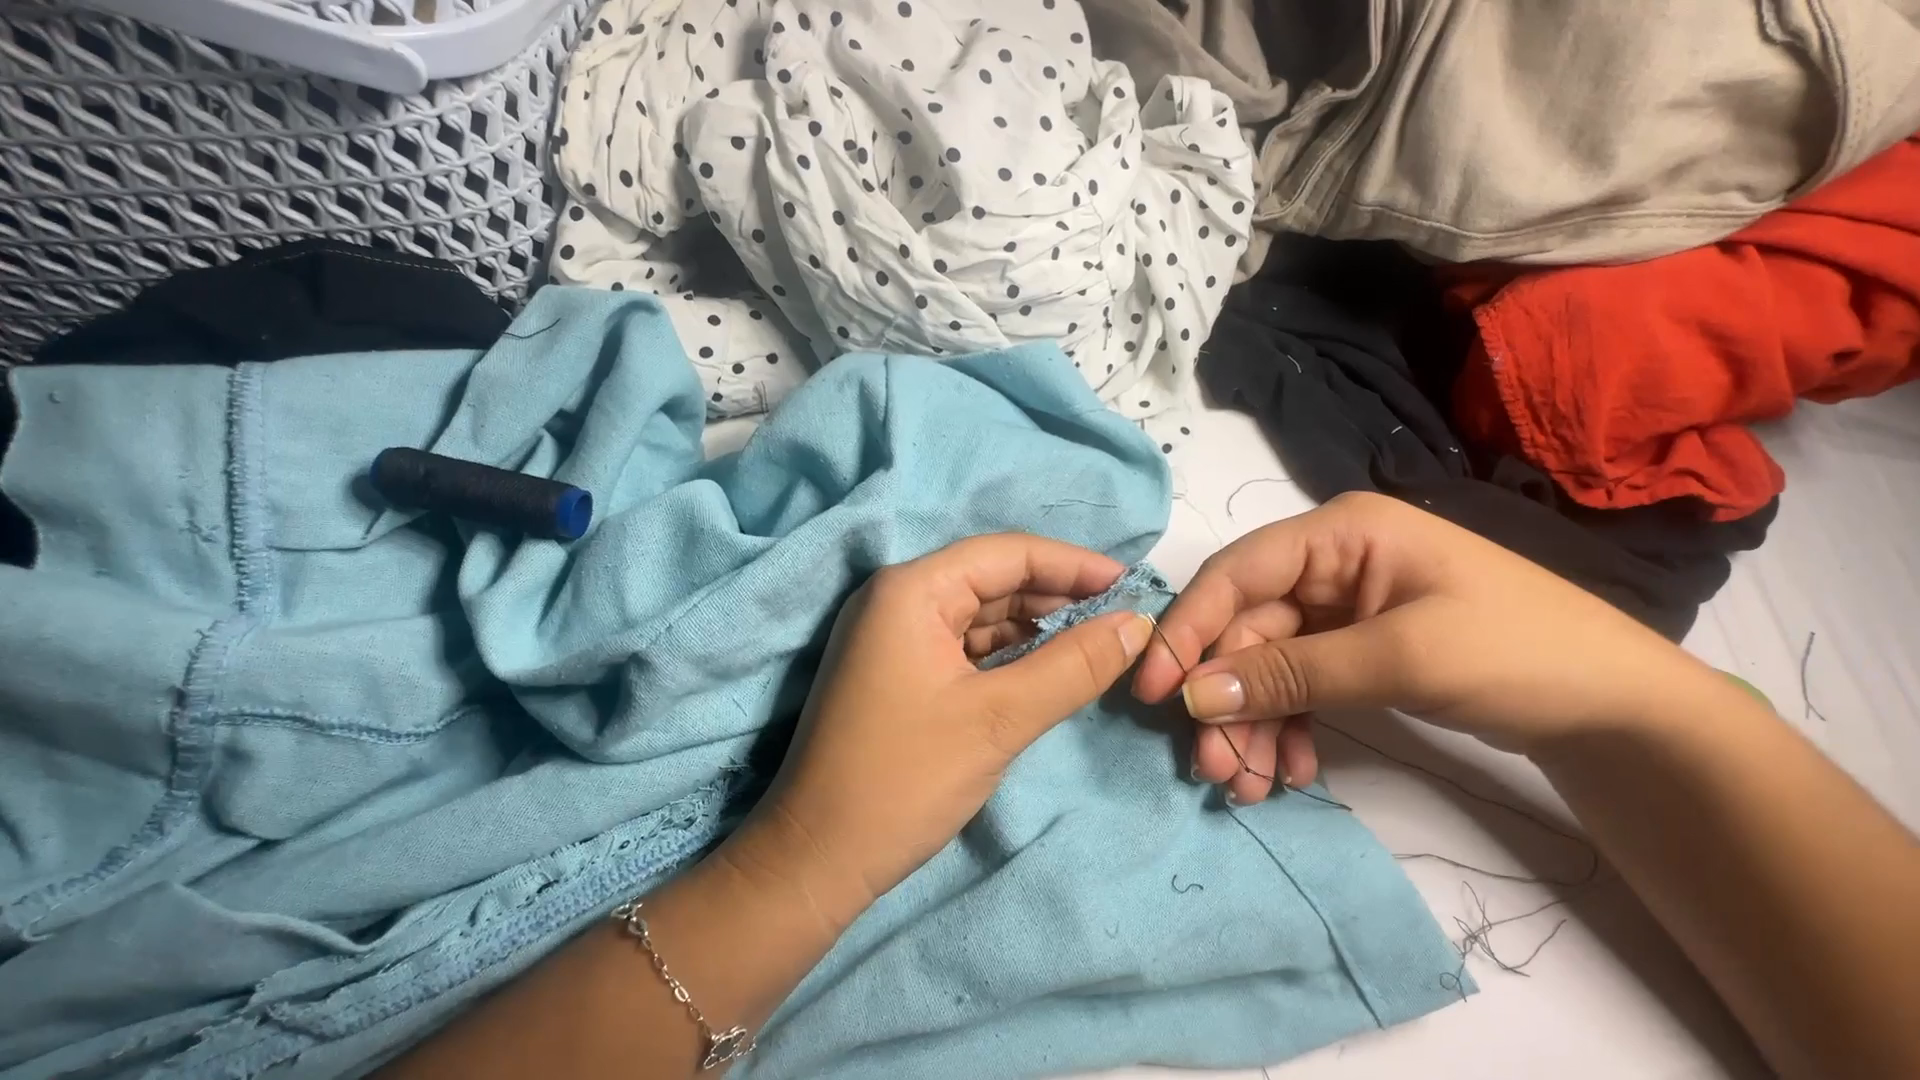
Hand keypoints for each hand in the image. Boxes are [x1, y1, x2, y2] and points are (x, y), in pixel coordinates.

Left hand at [749, 534, 1153, 912]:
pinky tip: (1051, 670)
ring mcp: (893, 637)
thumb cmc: (904, 780)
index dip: (1074, 565)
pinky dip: (1010, 656)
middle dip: (1060, 599)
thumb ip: (1074, 666)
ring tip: (1100, 645)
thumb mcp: (1000, 719)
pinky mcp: (897, 673)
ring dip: (1038, 629)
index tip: (1132, 585)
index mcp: (911, 590)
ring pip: (981, 616)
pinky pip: (965, 648)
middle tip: (1124, 622)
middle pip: (994, 581)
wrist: (816, 858)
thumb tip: (1137, 624)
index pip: (1007, 554)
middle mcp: (898, 600)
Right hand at [1132, 492, 1716, 800]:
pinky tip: (1290, 772)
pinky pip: (1299, 684)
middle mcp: (1331, 563)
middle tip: (1215, 767)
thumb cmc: (1518, 652)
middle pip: (1247, 628)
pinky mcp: (1356, 648)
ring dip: (1253, 723)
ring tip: (1249, 784)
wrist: (1621, 708)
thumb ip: (1291, 674)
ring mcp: (1343, 607)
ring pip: (1266, 663)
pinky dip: (1288, 726)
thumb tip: (1193, 696)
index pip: (1236, 574)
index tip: (1152, 693)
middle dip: (1227, 699)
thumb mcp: (1400, 659)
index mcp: (1339, 533)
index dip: (1187, 630)